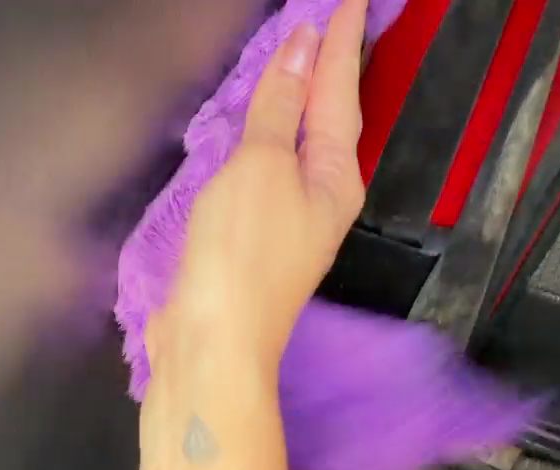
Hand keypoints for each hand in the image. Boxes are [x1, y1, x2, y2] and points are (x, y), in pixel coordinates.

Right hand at [149, 0, 368, 389]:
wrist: (211, 346)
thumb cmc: (243, 253)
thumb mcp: (263, 167)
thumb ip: (280, 108)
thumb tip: (302, 49)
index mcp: (335, 179)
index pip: (340, 94)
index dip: (341, 44)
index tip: (348, 2)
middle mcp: (317, 202)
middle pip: (324, 124)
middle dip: (322, 76)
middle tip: (320, 28)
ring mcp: (282, 229)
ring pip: (289, 154)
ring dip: (288, 112)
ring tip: (285, 71)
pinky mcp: (246, 248)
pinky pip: (258, 181)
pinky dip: (256, 151)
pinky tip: (247, 140)